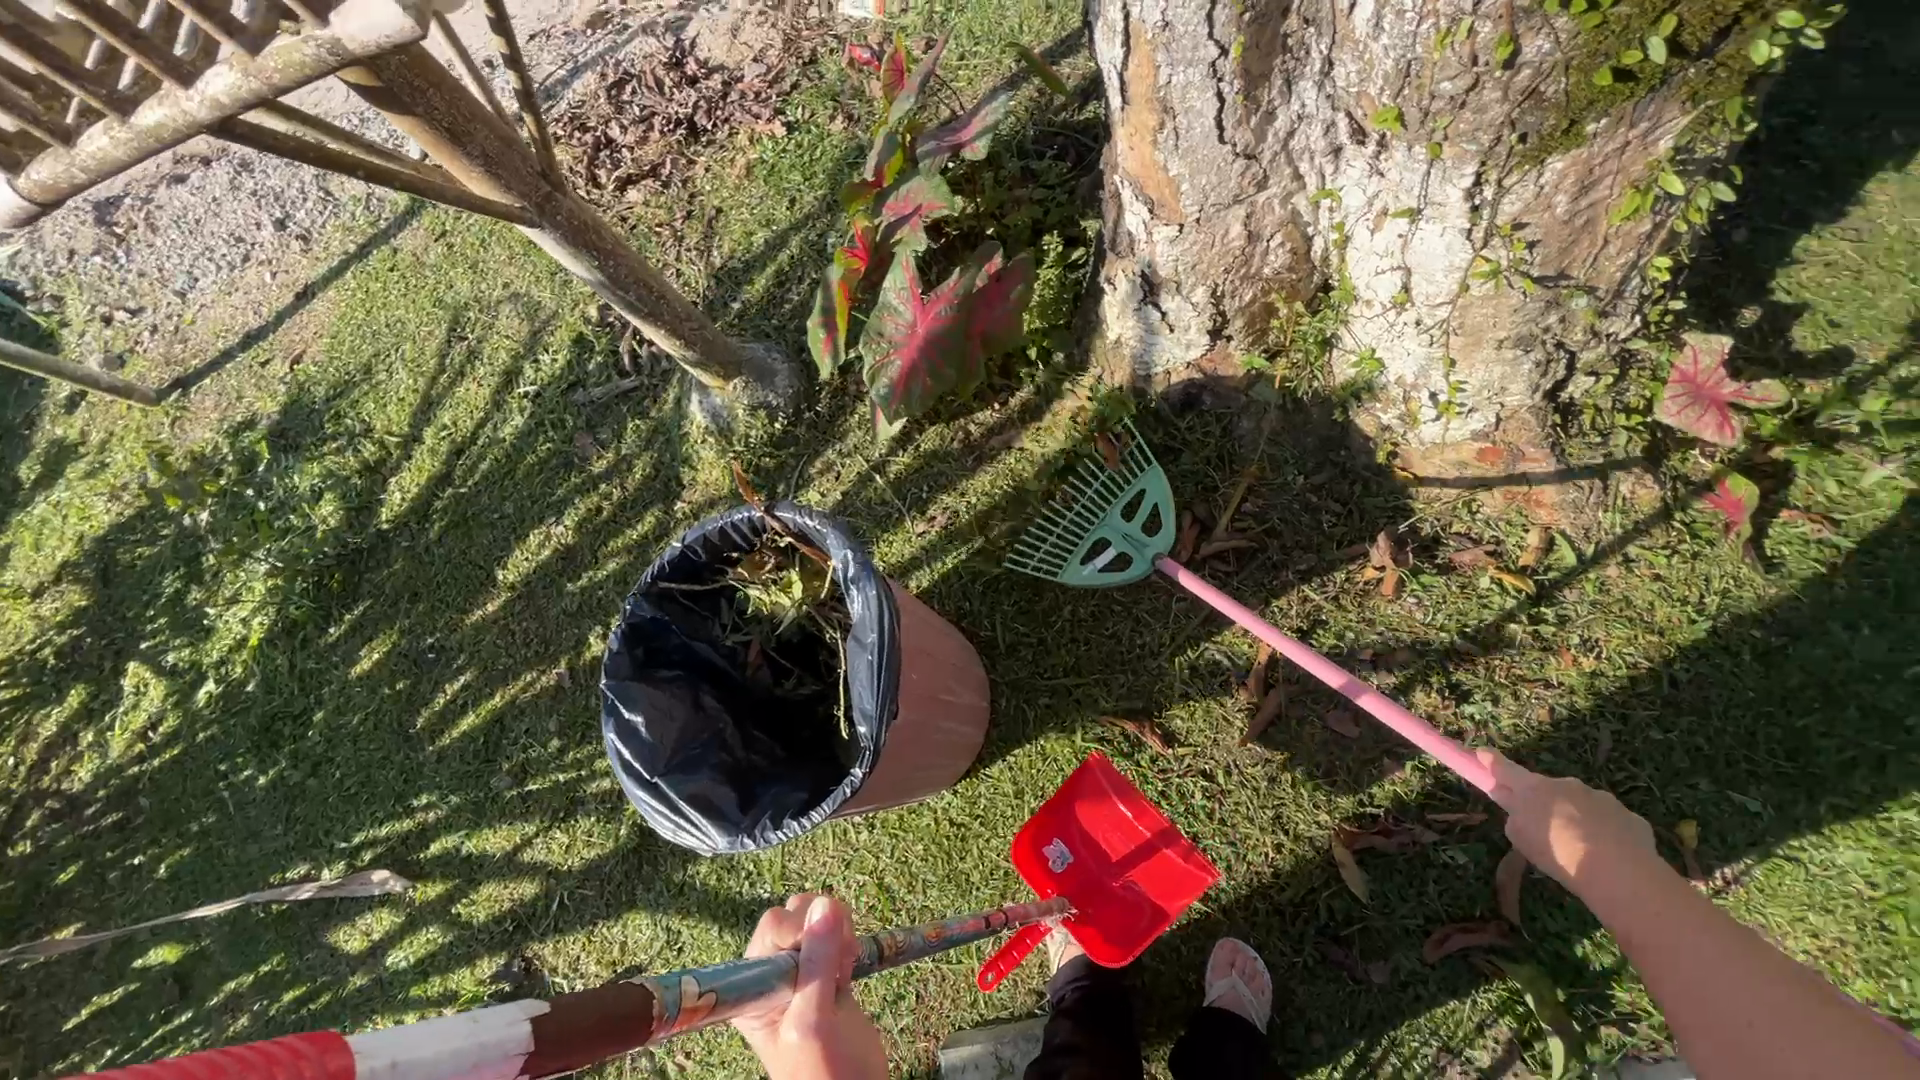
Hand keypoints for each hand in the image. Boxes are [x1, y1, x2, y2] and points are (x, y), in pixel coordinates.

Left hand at [731, 893, 885, 1079]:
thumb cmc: (824, 1071)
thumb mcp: (814, 1021)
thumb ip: (818, 962)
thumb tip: (825, 902)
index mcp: (754, 986)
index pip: (772, 927)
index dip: (800, 932)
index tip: (825, 961)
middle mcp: (771, 972)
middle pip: (793, 916)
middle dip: (821, 929)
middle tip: (839, 965)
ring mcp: (798, 969)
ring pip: (814, 917)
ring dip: (836, 932)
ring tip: (844, 967)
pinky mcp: (824, 968)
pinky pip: (832, 931)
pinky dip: (845, 939)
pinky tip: (849, 965)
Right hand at [1478, 749, 1657, 893]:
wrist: (1619, 871)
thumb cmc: (1556, 852)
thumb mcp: (1520, 838)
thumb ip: (1515, 817)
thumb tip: (1519, 808)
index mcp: (1533, 788)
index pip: (1505, 769)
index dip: (1491, 761)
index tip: (1482, 753)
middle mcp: (1566, 784)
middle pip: (1548, 789)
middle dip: (1545, 802)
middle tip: (1546, 829)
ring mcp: (1601, 797)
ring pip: (1581, 804)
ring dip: (1576, 817)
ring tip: (1581, 848)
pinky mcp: (1629, 816)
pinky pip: (1609, 821)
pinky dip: (1605, 832)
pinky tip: (1607, 855)